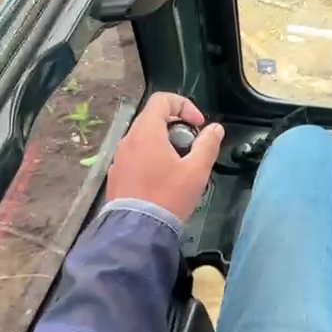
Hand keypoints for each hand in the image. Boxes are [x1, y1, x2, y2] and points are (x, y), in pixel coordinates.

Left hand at [105, 92, 224, 220]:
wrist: (136, 232)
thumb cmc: (168, 196)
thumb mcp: (196, 171)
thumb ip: (207, 145)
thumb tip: (215, 128)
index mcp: (146, 132)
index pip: (162, 99)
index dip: (184, 105)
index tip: (198, 125)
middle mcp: (128, 139)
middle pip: (153, 117)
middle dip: (176, 125)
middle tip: (192, 146)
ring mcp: (119, 158)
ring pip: (144, 137)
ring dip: (164, 142)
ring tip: (179, 165)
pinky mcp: (116, 174)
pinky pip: (135, 155)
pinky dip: (150, 157)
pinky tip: (162, 180)